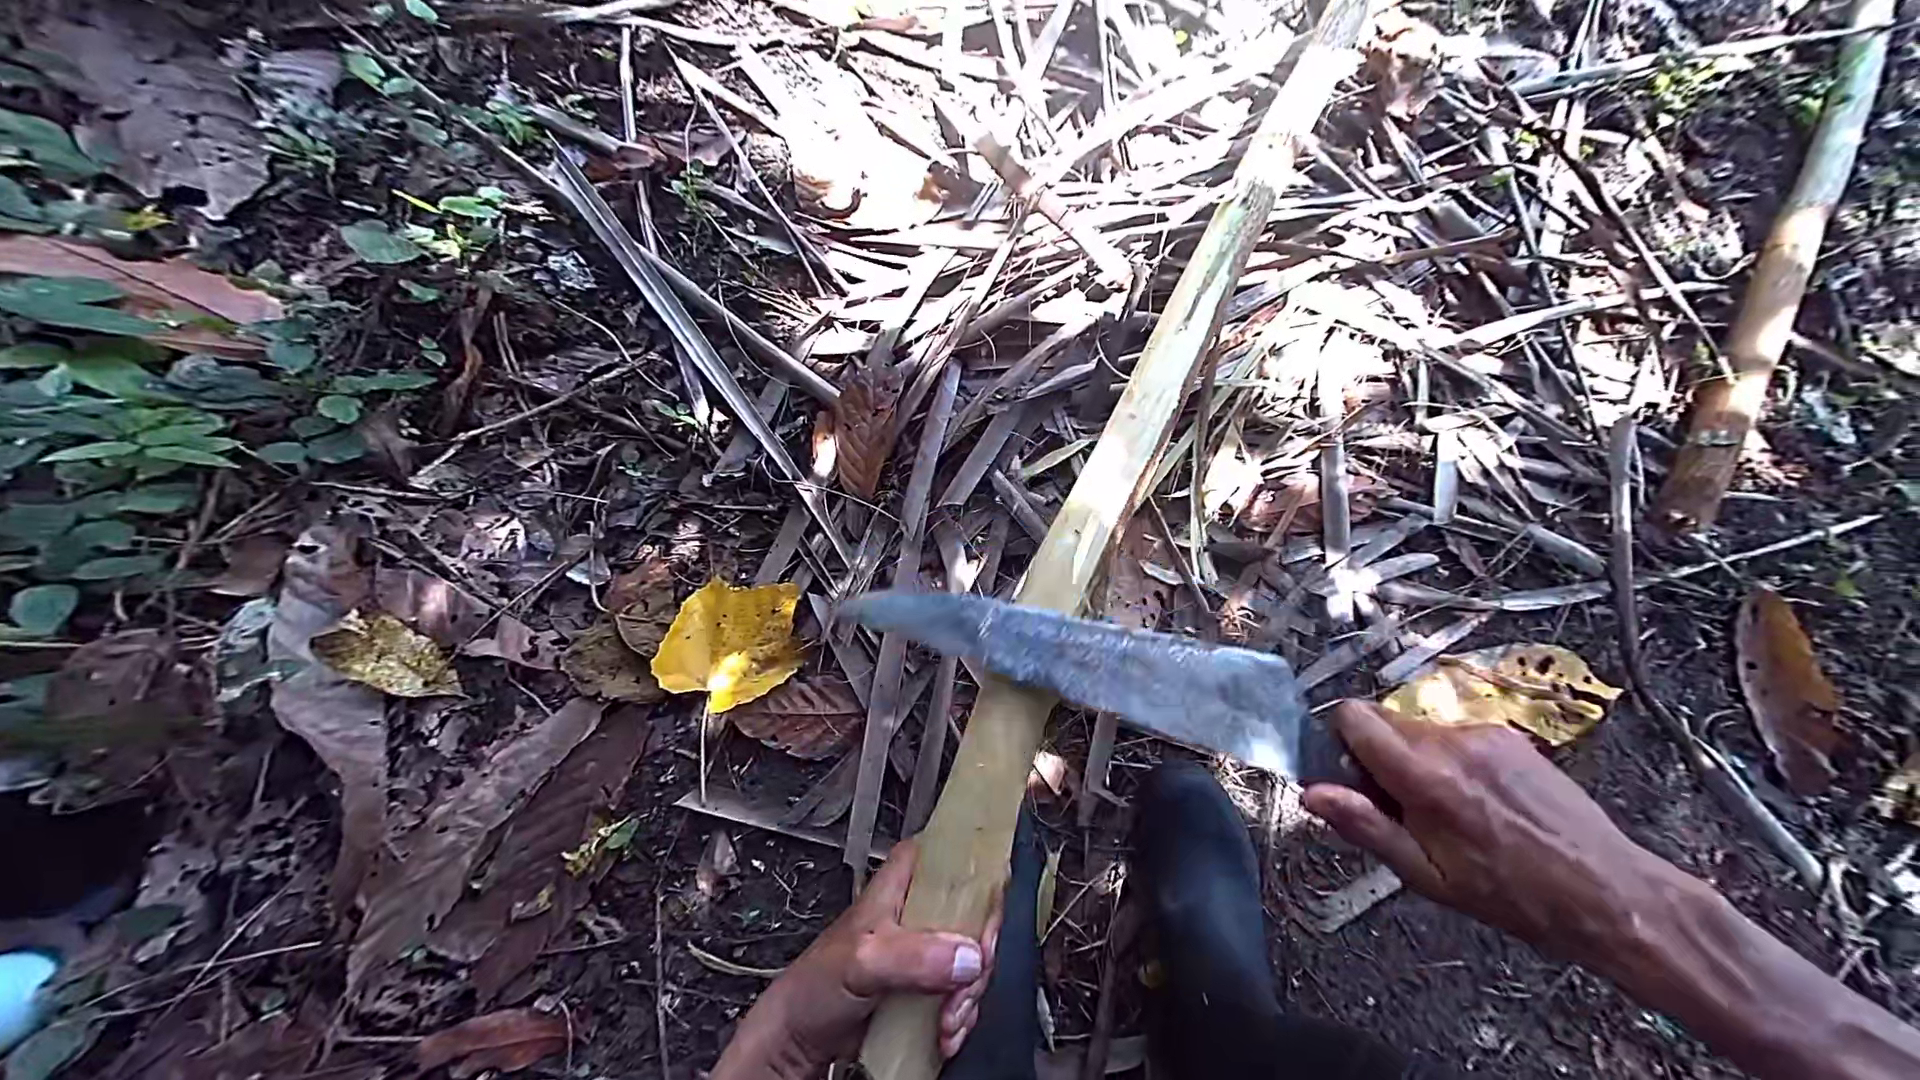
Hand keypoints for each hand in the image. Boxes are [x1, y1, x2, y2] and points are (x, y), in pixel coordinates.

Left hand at [713, 838, 999, 1079]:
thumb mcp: (863, 959)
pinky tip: (945, 1032)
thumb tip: (966, 955)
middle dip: (977, 963)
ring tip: (946, 1022)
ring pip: (977, 956)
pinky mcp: (931, 976)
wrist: (801, 1034)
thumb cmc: (817, 981)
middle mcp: (924, 901)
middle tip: (959, 994)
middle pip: (980, 915)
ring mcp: (930, 939)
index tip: (983, 936)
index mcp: (909, 873)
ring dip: (969, 996)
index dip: (985, 892)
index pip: (965, 859)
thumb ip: (914, 955)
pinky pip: (966, 988)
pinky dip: (963, 1014)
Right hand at [1302, 700, 1675, 963]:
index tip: (1350, 773)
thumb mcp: (1426, 876)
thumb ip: (1364, 826)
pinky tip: (1474, 798)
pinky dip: (1445, 756)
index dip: (1339, 738)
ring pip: (1415, 727)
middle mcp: (1451, 742)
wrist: (1615, 894)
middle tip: (1397, 802)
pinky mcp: (1507, 735)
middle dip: (1374, 753)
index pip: (1353, 716)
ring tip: (1442, 806)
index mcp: (1425, 777)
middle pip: (1381, 721)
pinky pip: (1451, 733)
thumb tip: (1312, 794)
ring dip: (1411, 756)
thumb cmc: (1513, 895)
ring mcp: (1483, 734)